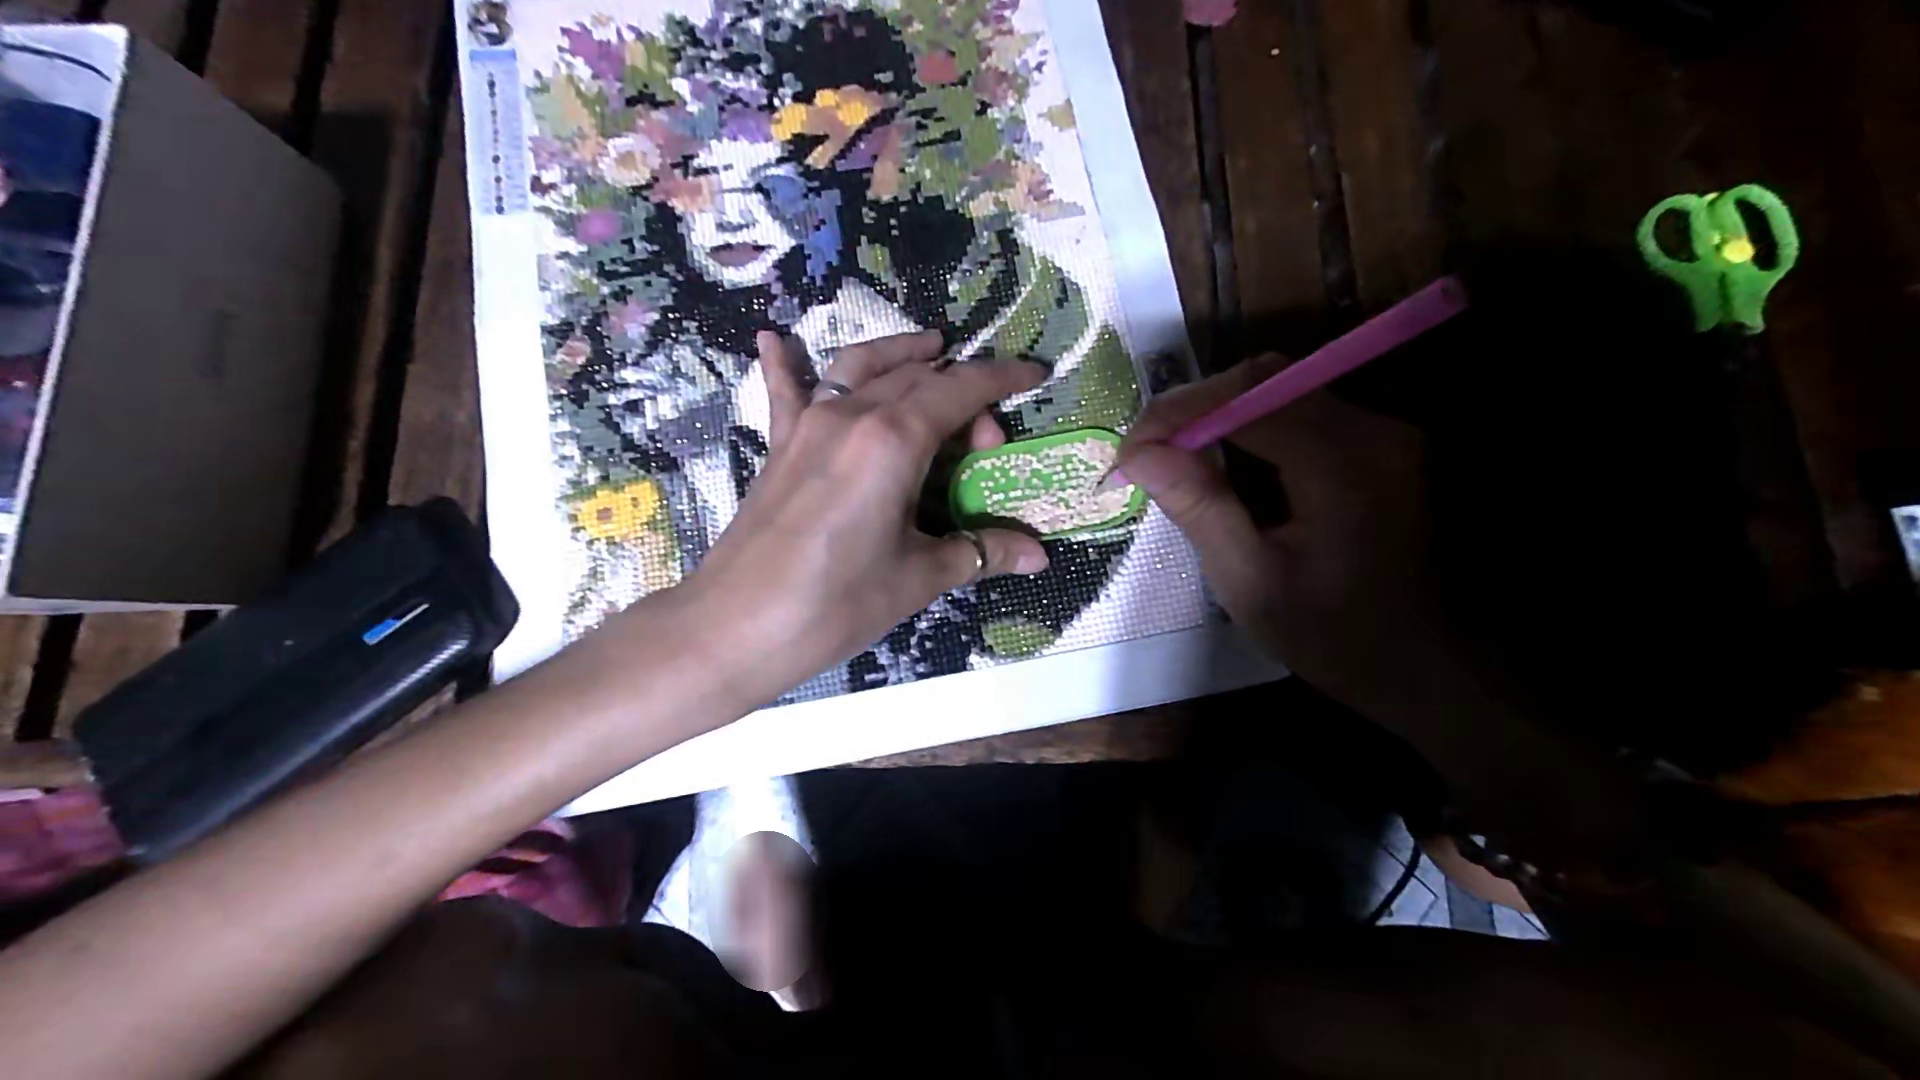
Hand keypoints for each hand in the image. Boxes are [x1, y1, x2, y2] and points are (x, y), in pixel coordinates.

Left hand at [680, 330, 1049, 701]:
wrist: (736, 626)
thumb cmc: (837, 603)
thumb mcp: (918, 577)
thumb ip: (980, 552)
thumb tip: (1039, 555)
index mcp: (893, 440)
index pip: (961, 390)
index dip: (1002, 380)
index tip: (1034, 374)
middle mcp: (851, 415)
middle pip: (918, 379)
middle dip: (962, 391)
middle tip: (984, 439)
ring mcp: (809, 425)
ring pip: (860, 366)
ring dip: (900, 353)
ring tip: (930, 347)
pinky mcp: (780, 446)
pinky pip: (787, 393)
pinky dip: (787, 364)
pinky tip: (773, 339)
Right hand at [1115, 355, 1441, 712]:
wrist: (1408, 656)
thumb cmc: (1326, 633)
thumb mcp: (1247, 581)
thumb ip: (1199, 508)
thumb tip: (1138, 453)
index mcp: (1345, 468)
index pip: (1250, 399)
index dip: (1180, 411)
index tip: (1130, 449)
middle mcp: (1372, 431)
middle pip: (1264, 380)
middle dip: (1192, 407)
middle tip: (1144, 451)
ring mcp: (1377, 430)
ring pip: (1275, 387)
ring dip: (1212, 412)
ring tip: (1168, 453)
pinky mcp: (1371, 438)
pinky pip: (1292, 406)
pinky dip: (1240, 422)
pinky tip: (1212, 454)